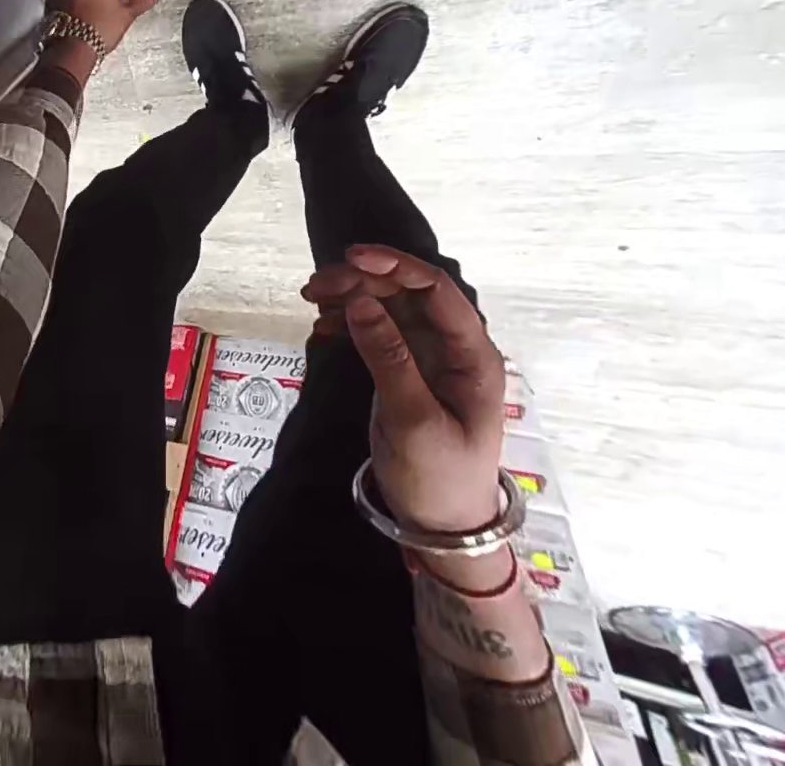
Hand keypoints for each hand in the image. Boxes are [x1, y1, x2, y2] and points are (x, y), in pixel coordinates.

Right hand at [301, 246, 506, 539]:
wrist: (440, 526)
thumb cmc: (438, 478)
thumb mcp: (413, 421)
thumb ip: (389, 358)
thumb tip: (360, 302)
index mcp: (472, 354)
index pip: (437, 290)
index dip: (396, 266)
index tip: (352, 258)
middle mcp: (452, 346)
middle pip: (408, 294)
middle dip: (363, 281)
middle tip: (316, 285)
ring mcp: (428, 357)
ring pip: (389, 309)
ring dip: (352, 297)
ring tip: (312, 297)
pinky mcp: (405, 369)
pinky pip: (377, 332)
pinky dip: (350, 322)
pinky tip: (323, 324)